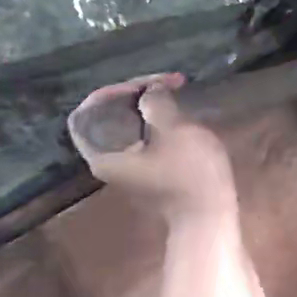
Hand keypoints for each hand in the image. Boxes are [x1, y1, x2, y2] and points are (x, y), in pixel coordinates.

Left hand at [68, 73, 235, 220]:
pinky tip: (178, 113)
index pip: (87, 112)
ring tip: (174, 91)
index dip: (111, 91)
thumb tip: (150, 91)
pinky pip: (143, 136)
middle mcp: (109, 161)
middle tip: (168, 82)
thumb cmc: (189, 173)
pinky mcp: (150, 170)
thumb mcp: (174, 131)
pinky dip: (157, 120)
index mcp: (103, 154)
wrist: (208, 214)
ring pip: (128, 126)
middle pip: (108, 117)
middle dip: (136, 94)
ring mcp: (130, 167)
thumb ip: (157, 104)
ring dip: (149, 105)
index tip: (146, 84)